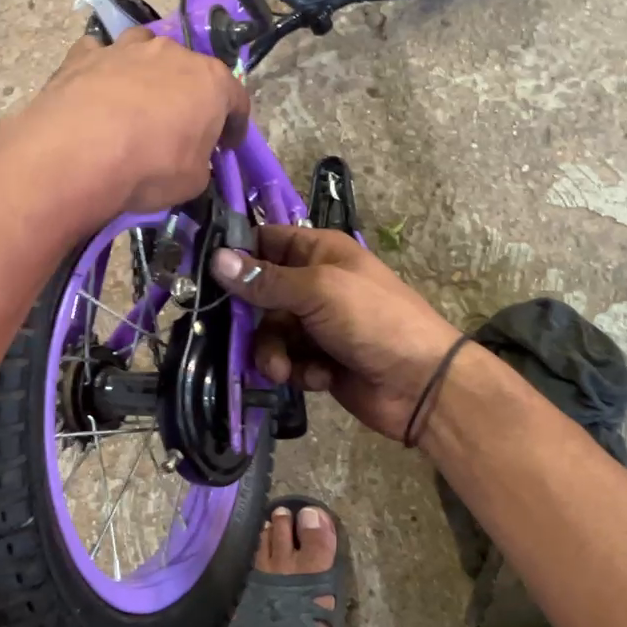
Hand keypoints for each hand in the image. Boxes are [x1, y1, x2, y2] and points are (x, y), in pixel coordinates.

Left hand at [11, 28, 249, 213]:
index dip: (234, 124)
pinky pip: (99, 53)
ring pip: (145, 47)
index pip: (236, 99)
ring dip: (147, 69)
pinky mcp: (83, 55)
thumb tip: (191, 158)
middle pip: (190, 69)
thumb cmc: (149, 167)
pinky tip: (95, 86)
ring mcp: (125, 49)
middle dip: (189, 94)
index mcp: (210, 81)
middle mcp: (171, 53)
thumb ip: (199, 161)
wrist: (78, 154)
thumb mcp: (193, 181)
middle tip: (180, 125)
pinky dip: (101, 67)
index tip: (227, 144)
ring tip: (138, 96)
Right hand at [210, 225, 461, 441]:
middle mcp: (314, 283)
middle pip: (259, 294)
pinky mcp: (319, 360)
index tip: (204, 274)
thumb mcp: (317, 291)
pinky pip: (288, 360)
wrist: (422, 384)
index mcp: (318, 252)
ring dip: (272, 352)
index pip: (264, 241)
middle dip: (250, 318)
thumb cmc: (373, 320)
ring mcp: (317, 324)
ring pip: (269, 332)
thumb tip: (216, 259)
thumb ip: (265, 280)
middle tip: (237, 335)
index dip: (236, 255)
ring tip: (283, 369)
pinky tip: (317, 378)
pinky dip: (297, 370)